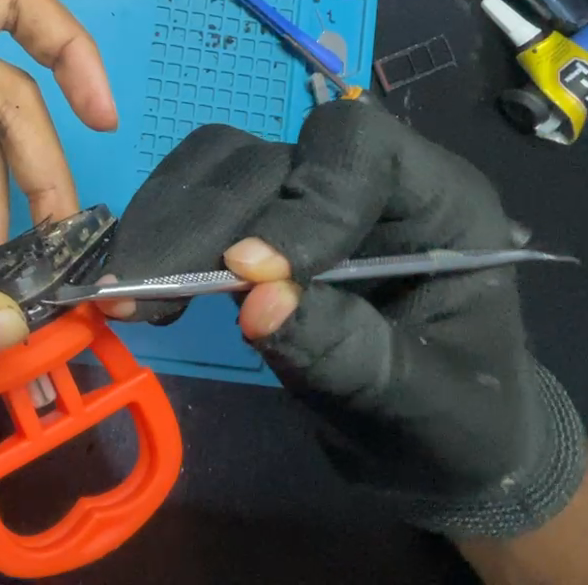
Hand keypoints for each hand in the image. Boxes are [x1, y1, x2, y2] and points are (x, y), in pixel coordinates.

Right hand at [100, 102, 587, 537]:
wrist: (431, 439)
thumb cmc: (457, 421)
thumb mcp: (427, 404)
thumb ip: (350, 350)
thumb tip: (255, 302)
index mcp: (433, 198)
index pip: (357, 147)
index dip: (300, 197)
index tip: (247, 272)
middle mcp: (358, 178)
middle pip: (264, 155)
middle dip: (203, 222)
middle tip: (142, 286)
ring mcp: (298, 194)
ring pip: (215, 165)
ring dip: (165, 222)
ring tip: (129, 288)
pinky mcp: (253, 220)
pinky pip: (194, 196)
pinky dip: (157, 232)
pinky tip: (138, 278)